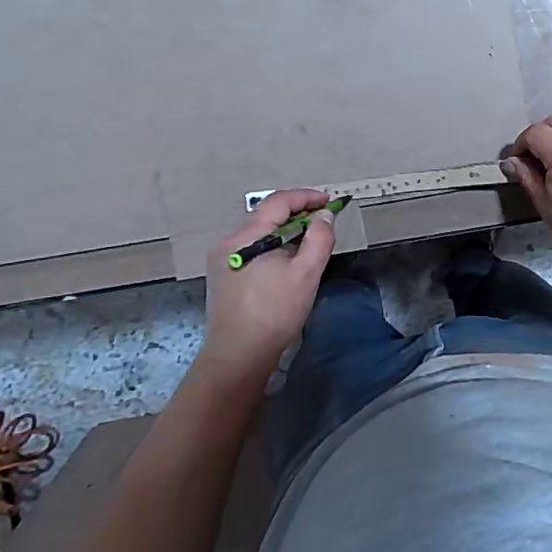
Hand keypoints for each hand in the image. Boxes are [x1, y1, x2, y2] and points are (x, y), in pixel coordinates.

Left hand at [197, 188, 335, 377]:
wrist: (239, 354)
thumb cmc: (275, 312)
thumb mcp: (306, 273)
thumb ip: (319, 239)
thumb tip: (323, 216)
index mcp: (247, 236)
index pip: (278, 202)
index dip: (305, 197)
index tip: (328, 202)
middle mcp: (229, 241)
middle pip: (266, 215)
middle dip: (297, 214)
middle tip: (322, 223)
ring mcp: (222, 259)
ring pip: (258, 233)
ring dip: (285, 231)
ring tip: (308, 243)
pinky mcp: (223, 275)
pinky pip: (251, 248)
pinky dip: (273, 246)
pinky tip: (286, 262)